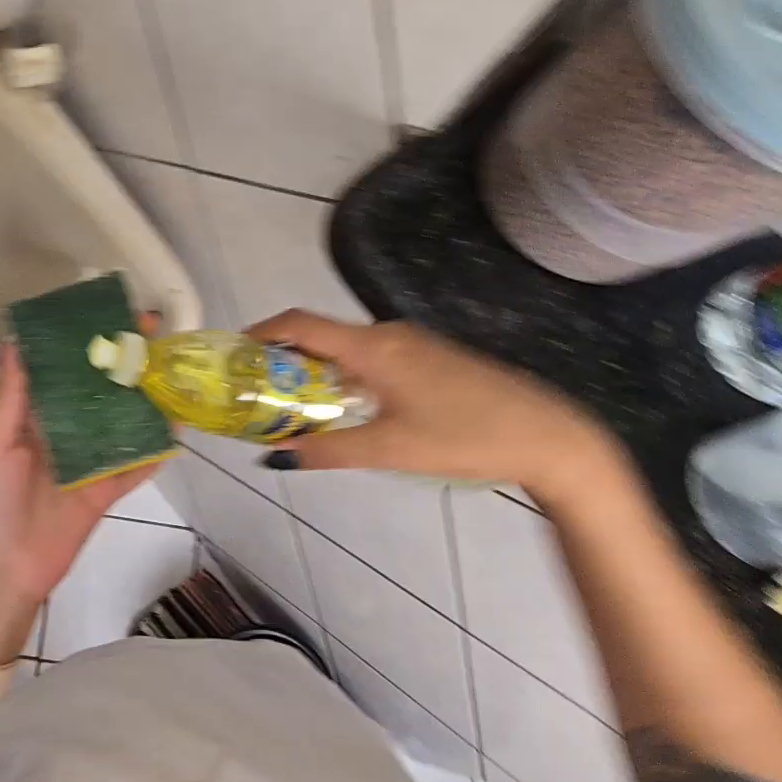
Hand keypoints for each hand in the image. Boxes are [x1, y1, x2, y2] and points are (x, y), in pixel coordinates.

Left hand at [0, 344, 156, 661]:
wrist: (6, 569)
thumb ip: (11, 397)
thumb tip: (16, 342)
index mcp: (35, 418)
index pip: (64, 371)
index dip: (85, 343)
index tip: (107, 314)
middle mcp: (67, 433)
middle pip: (101, 391)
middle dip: (124, 361)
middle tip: (154, 330)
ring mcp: (91, 461)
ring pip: (124, 421)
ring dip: (146, 396)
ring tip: (173, 365)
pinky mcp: (109, 489)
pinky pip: (137, 464)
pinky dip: (157, 448)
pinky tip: (180, 424)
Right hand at [248, 310, 625, 499]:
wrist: (547, 436)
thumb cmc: (464, 436)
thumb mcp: (390, 449)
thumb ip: (327, 451)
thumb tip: (274, 456)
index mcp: (373, 348)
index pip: (301, 325)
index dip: (262, 332)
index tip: (233, 352)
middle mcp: (388, 335)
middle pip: (320, 335)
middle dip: (283, 358)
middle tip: (256, 390)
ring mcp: (412, 343)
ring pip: (347, 349)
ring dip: (315, 370)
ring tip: (292, 404)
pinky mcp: (431, 358)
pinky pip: (371, 357)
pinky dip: (344, 375)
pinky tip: (345, 408)